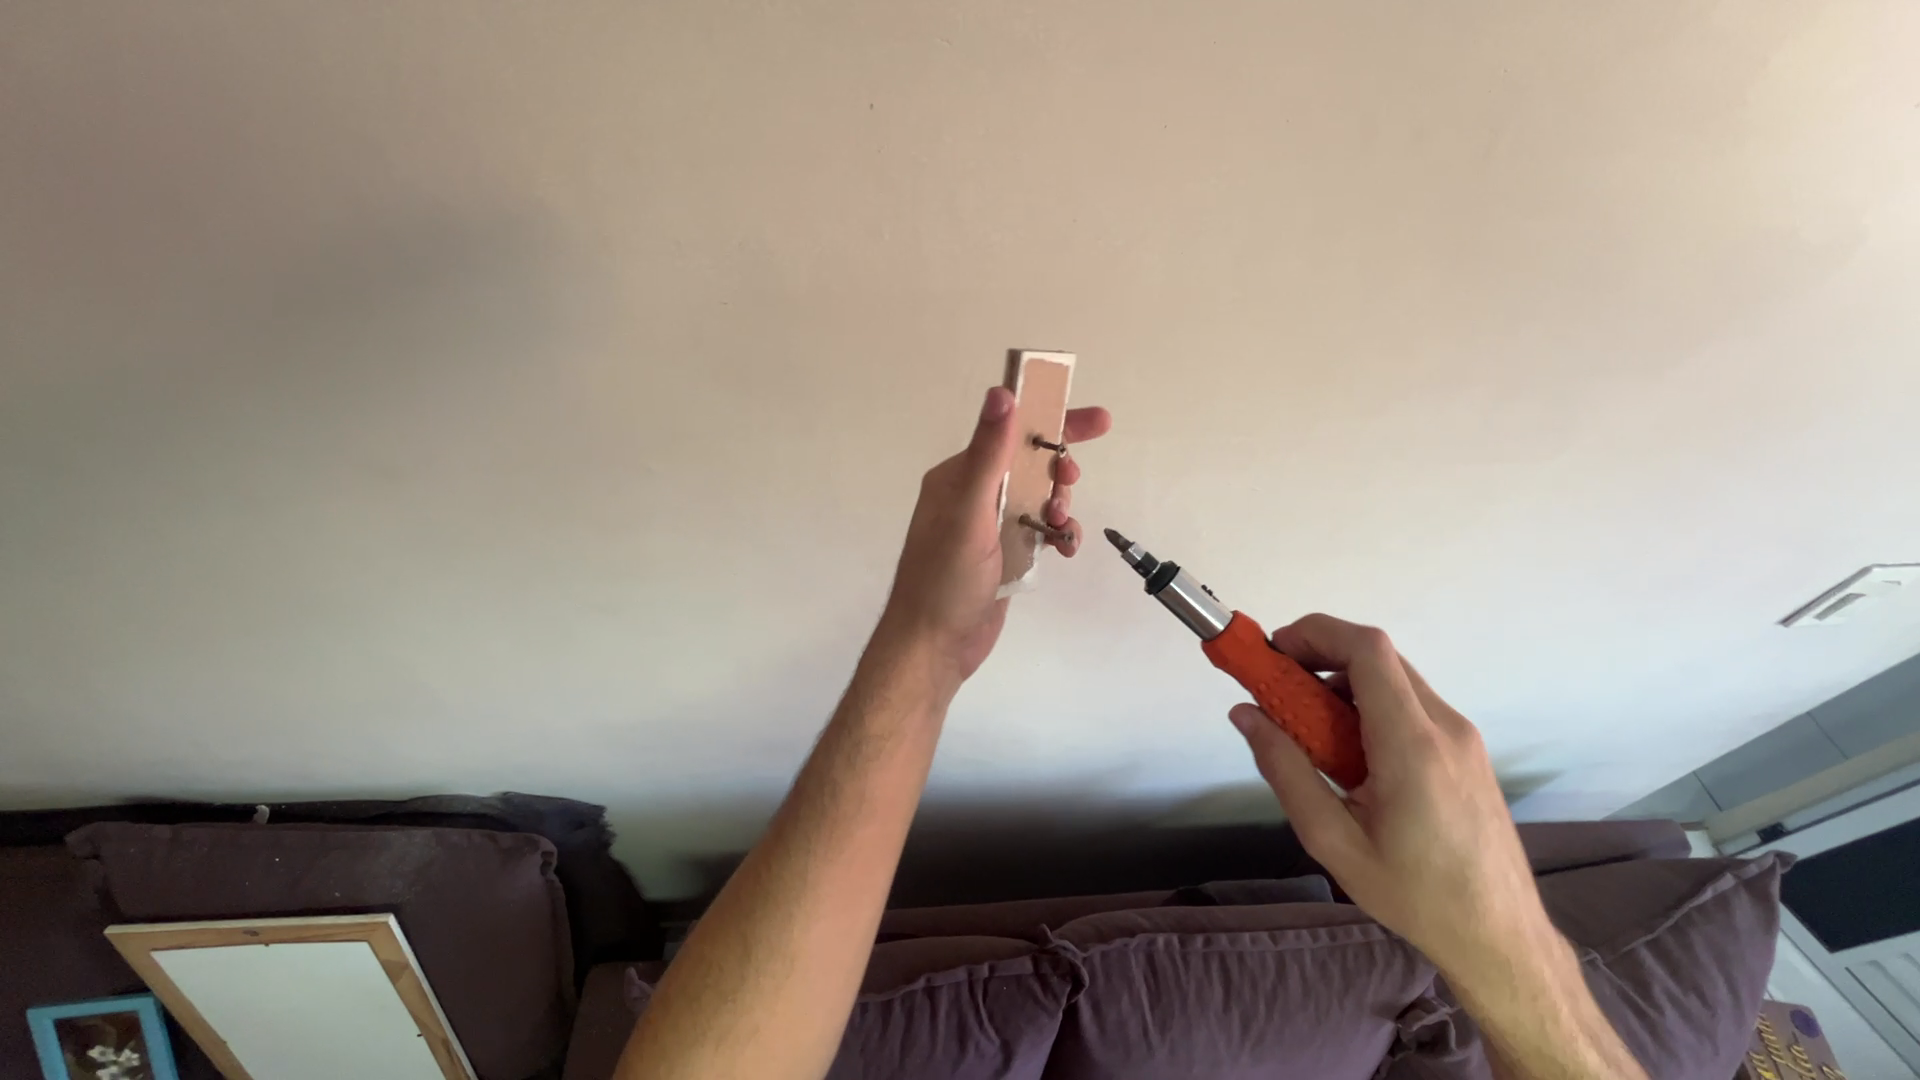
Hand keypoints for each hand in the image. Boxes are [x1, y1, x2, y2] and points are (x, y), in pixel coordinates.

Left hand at [875, 387, 1111, 688]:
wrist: (935, 646)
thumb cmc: (945, 578)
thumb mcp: (968, 512)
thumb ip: (987, 454)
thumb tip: (1002, 392)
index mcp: (958, 477)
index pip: (1010, 434)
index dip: (1052, 421)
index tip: (1098, 420)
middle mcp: (973, 496)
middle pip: (1029, 464)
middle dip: (1057, 470)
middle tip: (1071, 481)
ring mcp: (990, 527)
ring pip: (1039, 499)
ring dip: (1059, 506)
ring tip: (1061, 525)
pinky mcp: (1005, 555)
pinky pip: (1040, 532)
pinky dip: (1058, 536)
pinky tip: (1065, 549)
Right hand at [1226, 614, 1548, 982]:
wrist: (1501, 937)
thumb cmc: (1414, 894)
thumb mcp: (1332, 840)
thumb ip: (1285, 770)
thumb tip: (1245, 714)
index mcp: (1412, 744)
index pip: (1368, 650)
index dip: (1316, 633)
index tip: (1274, 652)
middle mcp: (1445, 726)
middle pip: (1379, 656)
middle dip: (1320, 656)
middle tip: (1279, 689)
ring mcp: (1462, 737)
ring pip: (1394, 678)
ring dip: (1342, 683)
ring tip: (1309, 729)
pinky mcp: (1467, 751)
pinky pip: (1410, 704)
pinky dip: (1368, 704)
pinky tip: (1349, 752)